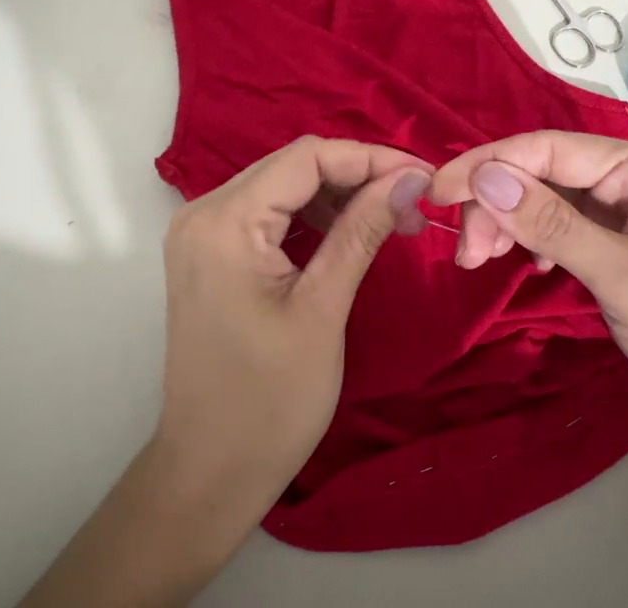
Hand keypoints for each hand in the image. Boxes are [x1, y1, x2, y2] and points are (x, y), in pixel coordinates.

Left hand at [155, 136, 431, 518]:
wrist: (211, 469)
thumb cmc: (269, 401)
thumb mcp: (323, 309)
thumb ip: (361, 232)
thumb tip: (408, 179)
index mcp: (224, 222)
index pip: (306, 157)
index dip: (371, 157)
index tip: (424, 177)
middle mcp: (203, 213)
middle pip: (293, 166)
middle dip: (358, 175)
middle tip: (416, 200)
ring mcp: (202, 234)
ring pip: (282, 187)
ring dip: (338, 195)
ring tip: (394, 220)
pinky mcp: (211, 255)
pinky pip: (267, 214)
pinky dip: (311, 217)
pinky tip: (351, 232)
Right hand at [429, 131, 627, 471]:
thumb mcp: (624, 279)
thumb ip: (552, 224)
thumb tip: (483, 177)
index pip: (553, 148)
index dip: (489, 164)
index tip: (435, 191)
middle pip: (543, 171)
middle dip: (496, 202)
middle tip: (466, 253)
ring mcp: (626, 213)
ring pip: (544, 199)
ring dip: (506, 223)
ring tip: (478, 262)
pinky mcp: (617, 245)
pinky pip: (557, 227)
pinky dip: (528, 241)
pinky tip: (519, 264)